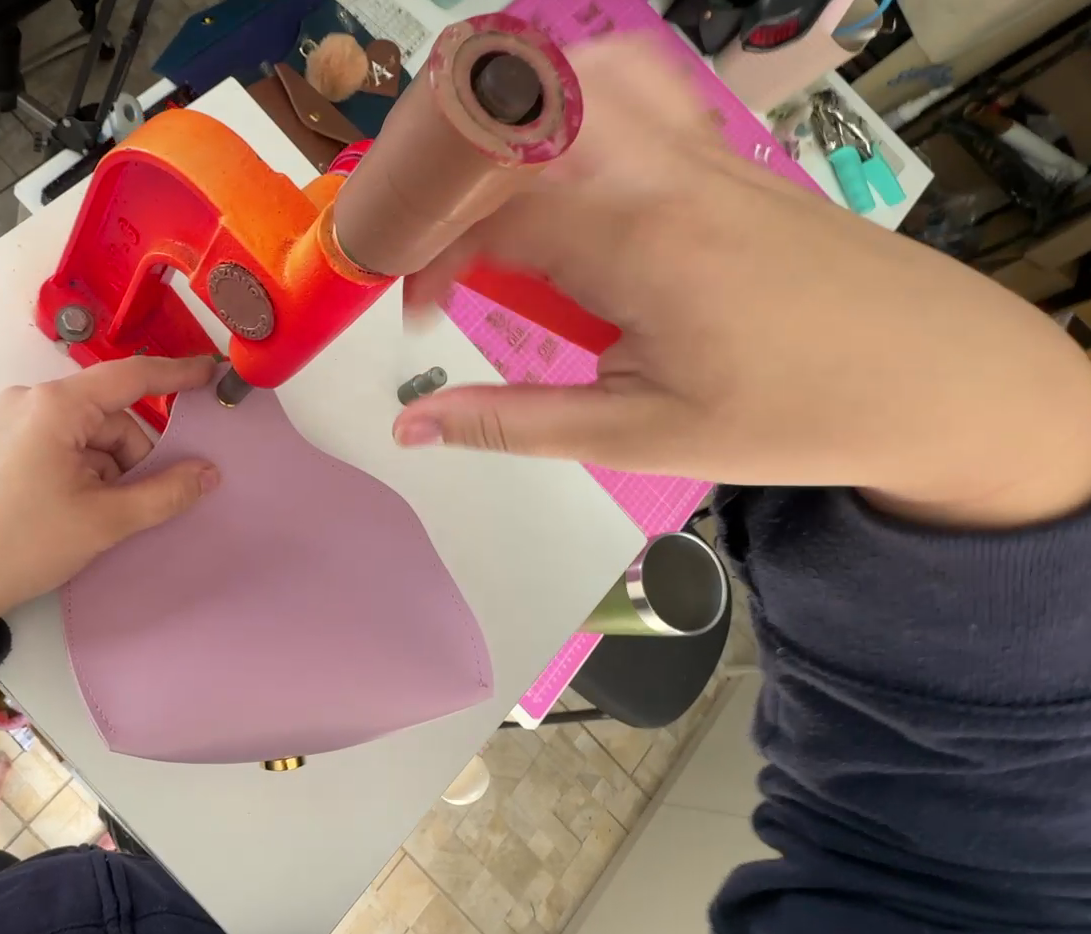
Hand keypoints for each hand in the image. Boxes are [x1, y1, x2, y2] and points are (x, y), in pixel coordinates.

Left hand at [0, 355, 221, 646]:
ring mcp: (14, 422)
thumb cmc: (25, 545)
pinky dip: (84, 474)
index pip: (130, 376)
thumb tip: (209, 473)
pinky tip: (77, 511)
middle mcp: (31, 400)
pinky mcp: (5, 445)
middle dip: (133, 458)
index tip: (214, 374)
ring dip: (108, 472)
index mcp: (54, 405)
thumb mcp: (105, 520)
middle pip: (110, 417)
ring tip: (95, 518)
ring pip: (89, 437)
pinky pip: (64, 446)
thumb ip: (165, 492)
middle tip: (132, 507)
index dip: (177, 374)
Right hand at [397, 37, 1090, 529]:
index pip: (491, 210)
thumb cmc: (784, 416)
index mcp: (638, 240)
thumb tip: (406, 425)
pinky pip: (631, 90)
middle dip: (446, 181)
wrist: (943, 378)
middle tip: (425, 248)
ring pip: (579, 80)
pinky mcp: (720, 155)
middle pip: (521, 125)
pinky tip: (553, 160)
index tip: (422, 317)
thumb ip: (508, 422)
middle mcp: (665, 171)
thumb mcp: (631, 436)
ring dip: (506, 125)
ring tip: (474, 197)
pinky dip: (569, 105)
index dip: (429, 256)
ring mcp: (700, 150)